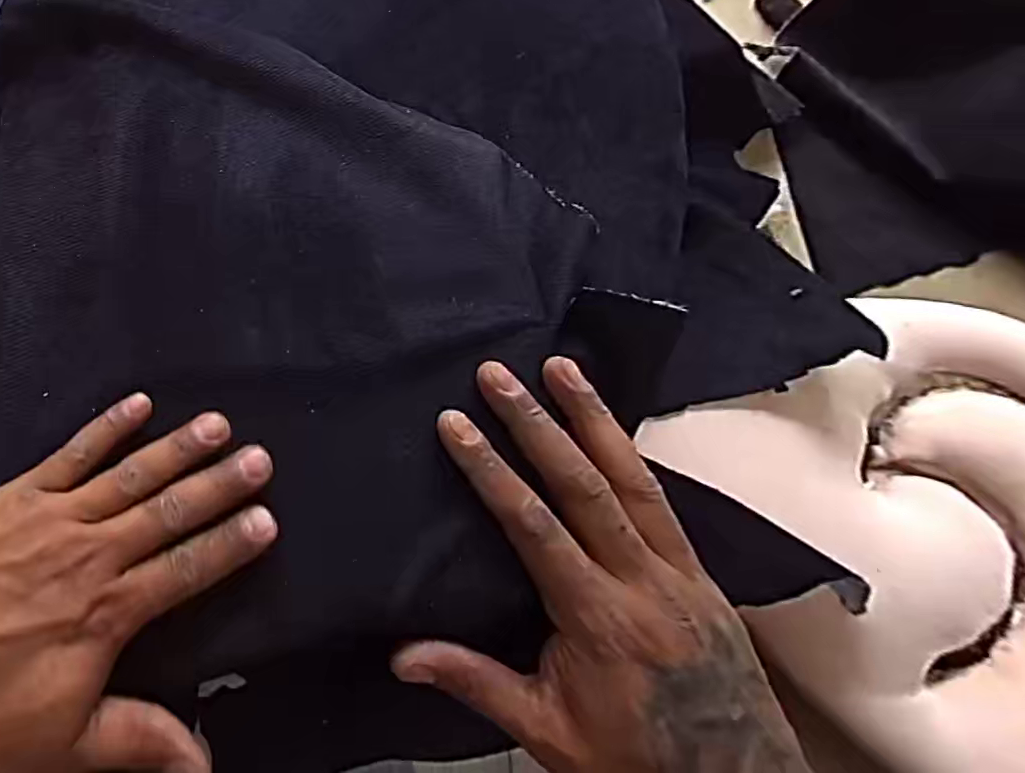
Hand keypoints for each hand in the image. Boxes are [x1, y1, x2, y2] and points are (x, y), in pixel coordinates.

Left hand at [0, 393, 277, 771]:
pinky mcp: (22, 493)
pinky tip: (136, 405)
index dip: (230, 544)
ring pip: (129, 475)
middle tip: (259, 460)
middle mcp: (91, 552)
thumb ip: (140, 739)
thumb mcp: (68, 741)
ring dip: (176, 448)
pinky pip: (72, 453)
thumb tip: (205, 760)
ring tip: (215, 426)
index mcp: (108, 610)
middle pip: (168, 512)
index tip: (267, 520)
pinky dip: (107, 428)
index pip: (185, 569)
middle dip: (218, 485)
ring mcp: (56, 515)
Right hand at [393, 359, 809, 772]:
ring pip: (634, 480)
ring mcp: (684, 576)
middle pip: (585, 487)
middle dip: (536, 424)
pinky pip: (662, 500)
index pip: (534, 526)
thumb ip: (474, 682)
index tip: (455, 424)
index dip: (491, 471)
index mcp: (602, 619)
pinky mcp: (702, 575)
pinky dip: (630, 452)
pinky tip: (607, 422)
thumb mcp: (549, 732)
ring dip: (593, 418)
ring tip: (562, 367)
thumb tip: (399, 656)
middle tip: (498, 375)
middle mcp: (647, 585)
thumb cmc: (638, 761)